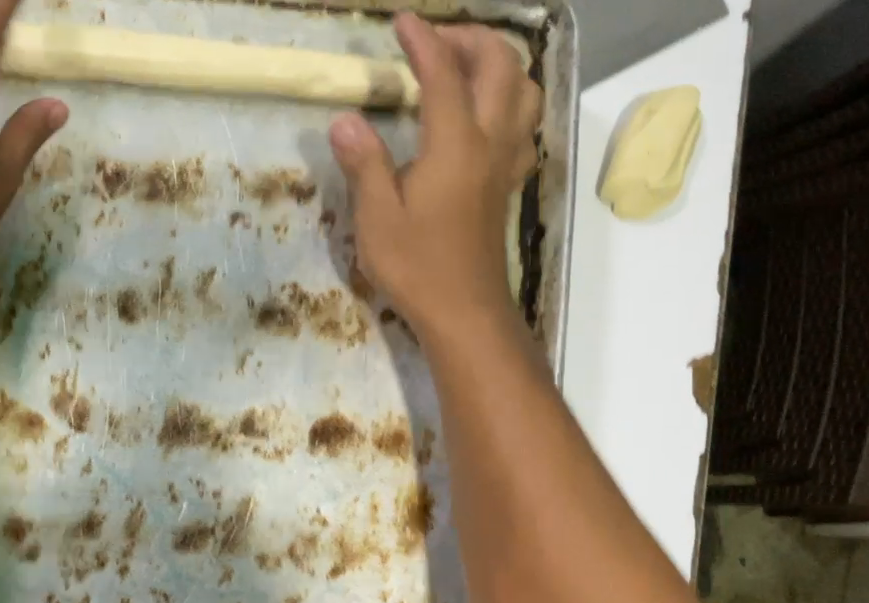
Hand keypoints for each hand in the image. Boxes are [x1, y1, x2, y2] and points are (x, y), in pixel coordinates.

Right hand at [330, 14, 540, 342]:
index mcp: (455, 144)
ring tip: (465, 66)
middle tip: (434, 41)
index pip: (443, 75)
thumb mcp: (376, 218)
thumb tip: (344, 120)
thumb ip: (365, 164)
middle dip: (470, 39)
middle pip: (499, 65)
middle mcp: (490, 140)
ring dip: (499, 62)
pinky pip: (523, 121)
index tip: (402, 22)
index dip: (423, 41)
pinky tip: (484, 113)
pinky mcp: (508, 181)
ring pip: (523, 87)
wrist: (463, 307)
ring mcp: (505, 161)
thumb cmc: (416, 265)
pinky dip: (509, 98)